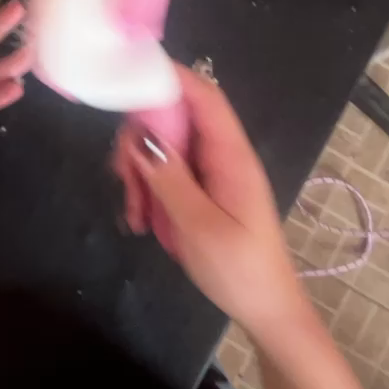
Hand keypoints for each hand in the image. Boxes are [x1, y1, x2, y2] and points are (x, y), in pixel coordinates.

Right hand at [113, 64, 302, 327]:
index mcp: (231, 156)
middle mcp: (220, 156)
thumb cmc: (239, 270)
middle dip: (140, 142)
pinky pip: (165, 174)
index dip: (170, 79)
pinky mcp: (199, 191)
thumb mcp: (199, 225)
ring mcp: (209, 173)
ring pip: (162, 148)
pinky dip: (146, 190)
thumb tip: (141, 135)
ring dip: (139, 173)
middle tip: (122, 177)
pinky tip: (140, 219)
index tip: (127, 77)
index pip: (204, 97)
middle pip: (173, 121)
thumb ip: (169, 178)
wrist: (266, 311)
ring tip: (134, 213)